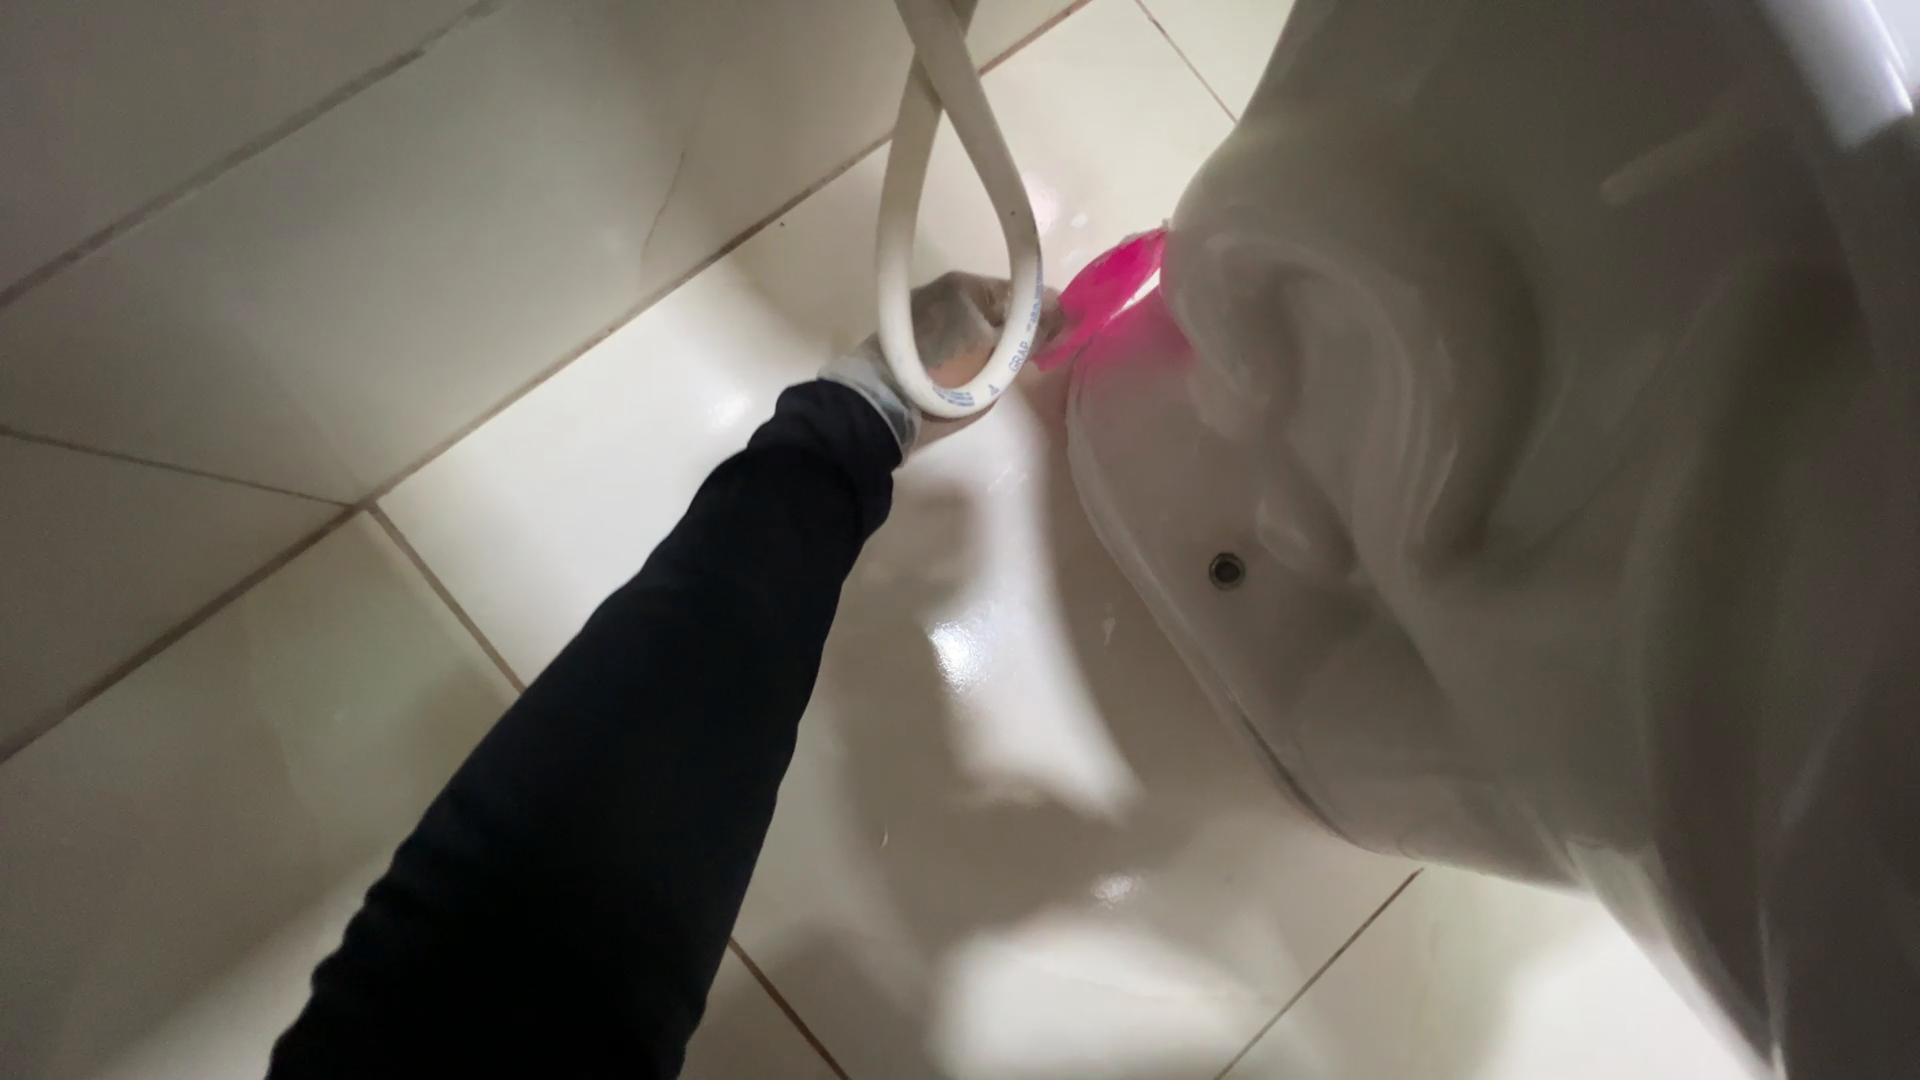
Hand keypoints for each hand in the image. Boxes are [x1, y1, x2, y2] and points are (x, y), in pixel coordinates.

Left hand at [823, 271, 1064, 454]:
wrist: (880, 406)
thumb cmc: (946, 379)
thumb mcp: (999, 360)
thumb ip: (1033, 334)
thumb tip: (1064, 311)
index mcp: (967, 285)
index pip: (1022, 291)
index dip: (1044, 316)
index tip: (1054, 342)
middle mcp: (943, 288)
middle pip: (996, 307)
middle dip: (1014, 330)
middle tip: (1024, 362)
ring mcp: (921, 311)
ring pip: (972, 322)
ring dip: (988, 340)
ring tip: (992, 371)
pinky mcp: (906, 336)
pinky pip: (950, 335)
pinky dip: (964, 349)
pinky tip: (963, 372)